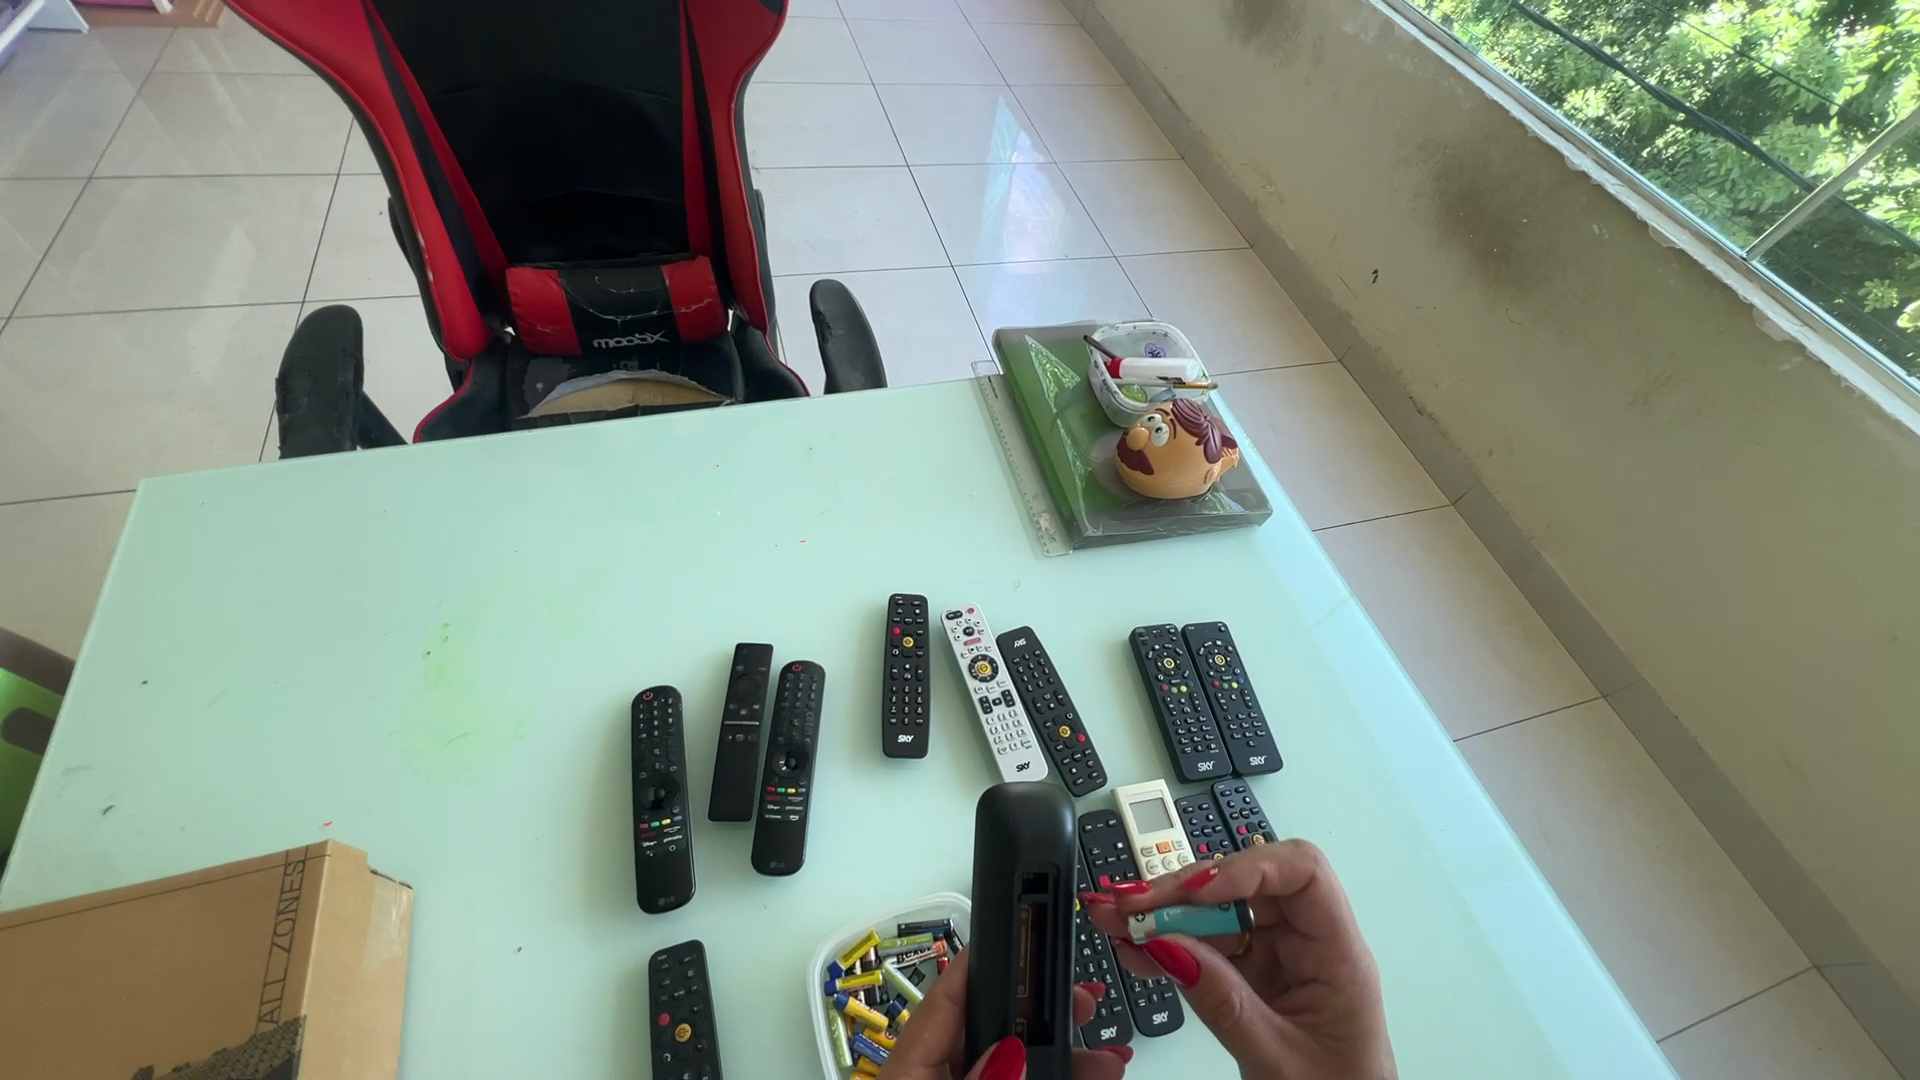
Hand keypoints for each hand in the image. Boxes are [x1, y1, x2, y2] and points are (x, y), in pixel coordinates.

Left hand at [876, 950, 1131, 1079]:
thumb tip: (1013, 1049)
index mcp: (910, 1066)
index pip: (949, 993)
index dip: (991, 957)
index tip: (1032, 928)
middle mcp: (932, 1072)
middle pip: (991, 1025)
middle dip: (1045, 1010)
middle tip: (1090, 995)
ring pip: (1015, 1061)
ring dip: (1066, 1054)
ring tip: (1111, 1052)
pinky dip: (1056, 1077)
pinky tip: (1097, 1071)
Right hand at [1084, 841, 1396, 1079]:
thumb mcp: (1279, 1060)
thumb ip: (1223, 1002)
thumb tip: (1167, 944)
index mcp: (1337, 953)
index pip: (1300, 871)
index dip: (1245, 868)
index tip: (1193, 892)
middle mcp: (1304, 940)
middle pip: (1241, 885)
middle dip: (1180, 891)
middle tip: (1129, 905)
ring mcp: (1274, 954)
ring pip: (1213, 910)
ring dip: (1161, 914)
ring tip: (1115, 921)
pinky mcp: (1248, 971)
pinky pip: (1201, 942)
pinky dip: (1164, 943)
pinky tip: (1134, 947)